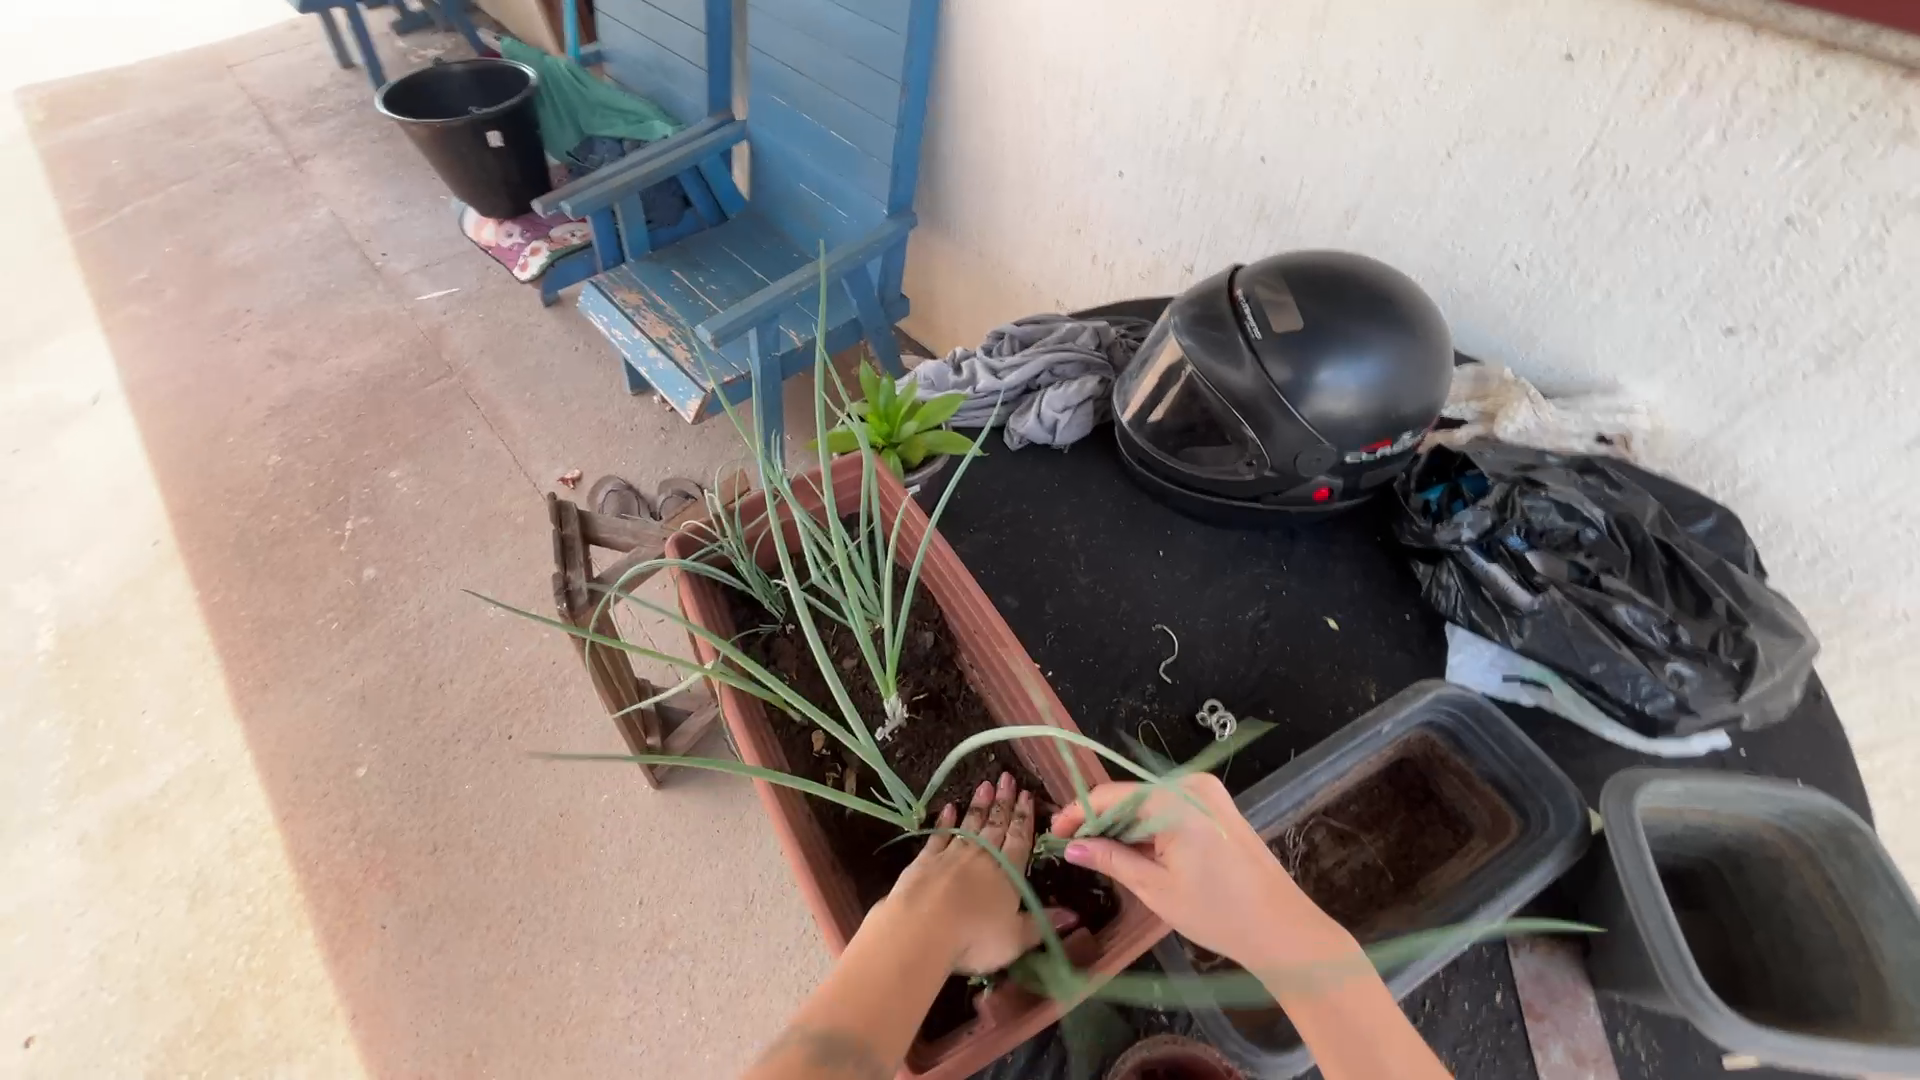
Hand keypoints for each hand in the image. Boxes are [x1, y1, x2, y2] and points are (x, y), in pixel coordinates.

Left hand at [880, 772, 1075, 974]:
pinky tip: (949, 808)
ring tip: (985, 784)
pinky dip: (945, 821)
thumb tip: (1074, 915)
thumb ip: (1042, 923)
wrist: (923, 929)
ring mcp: (952, 855)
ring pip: (970, 824)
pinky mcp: (926, 860)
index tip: (1027, 794)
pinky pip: (939, 836)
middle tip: (1007, 777)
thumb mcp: (1016, 938)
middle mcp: (981, 856)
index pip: (1019, 839)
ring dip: (978, 804)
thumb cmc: (976, 937)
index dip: (1024, 817)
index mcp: (1007, 873)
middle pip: (996, 824)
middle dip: (1003, 801)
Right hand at [1049, 774, 1352, 970]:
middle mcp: (1189, 784)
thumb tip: (1071, 848)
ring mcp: (1205, 792)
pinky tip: (1135, 850)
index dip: (1078, 814)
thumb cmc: (1218, 913)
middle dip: (1100, 821)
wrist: (1283, 928)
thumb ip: (1111, 859)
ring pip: (1146, 801)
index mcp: (1174, 799)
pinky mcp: (1214, 804)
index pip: (1111, 796)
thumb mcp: (1155, 888)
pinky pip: (1168, 807)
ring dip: (1123, 824)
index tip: (1055, 835)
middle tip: (1074, 849)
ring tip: (1101, 854)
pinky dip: (1148, 825)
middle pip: (1128, 795)